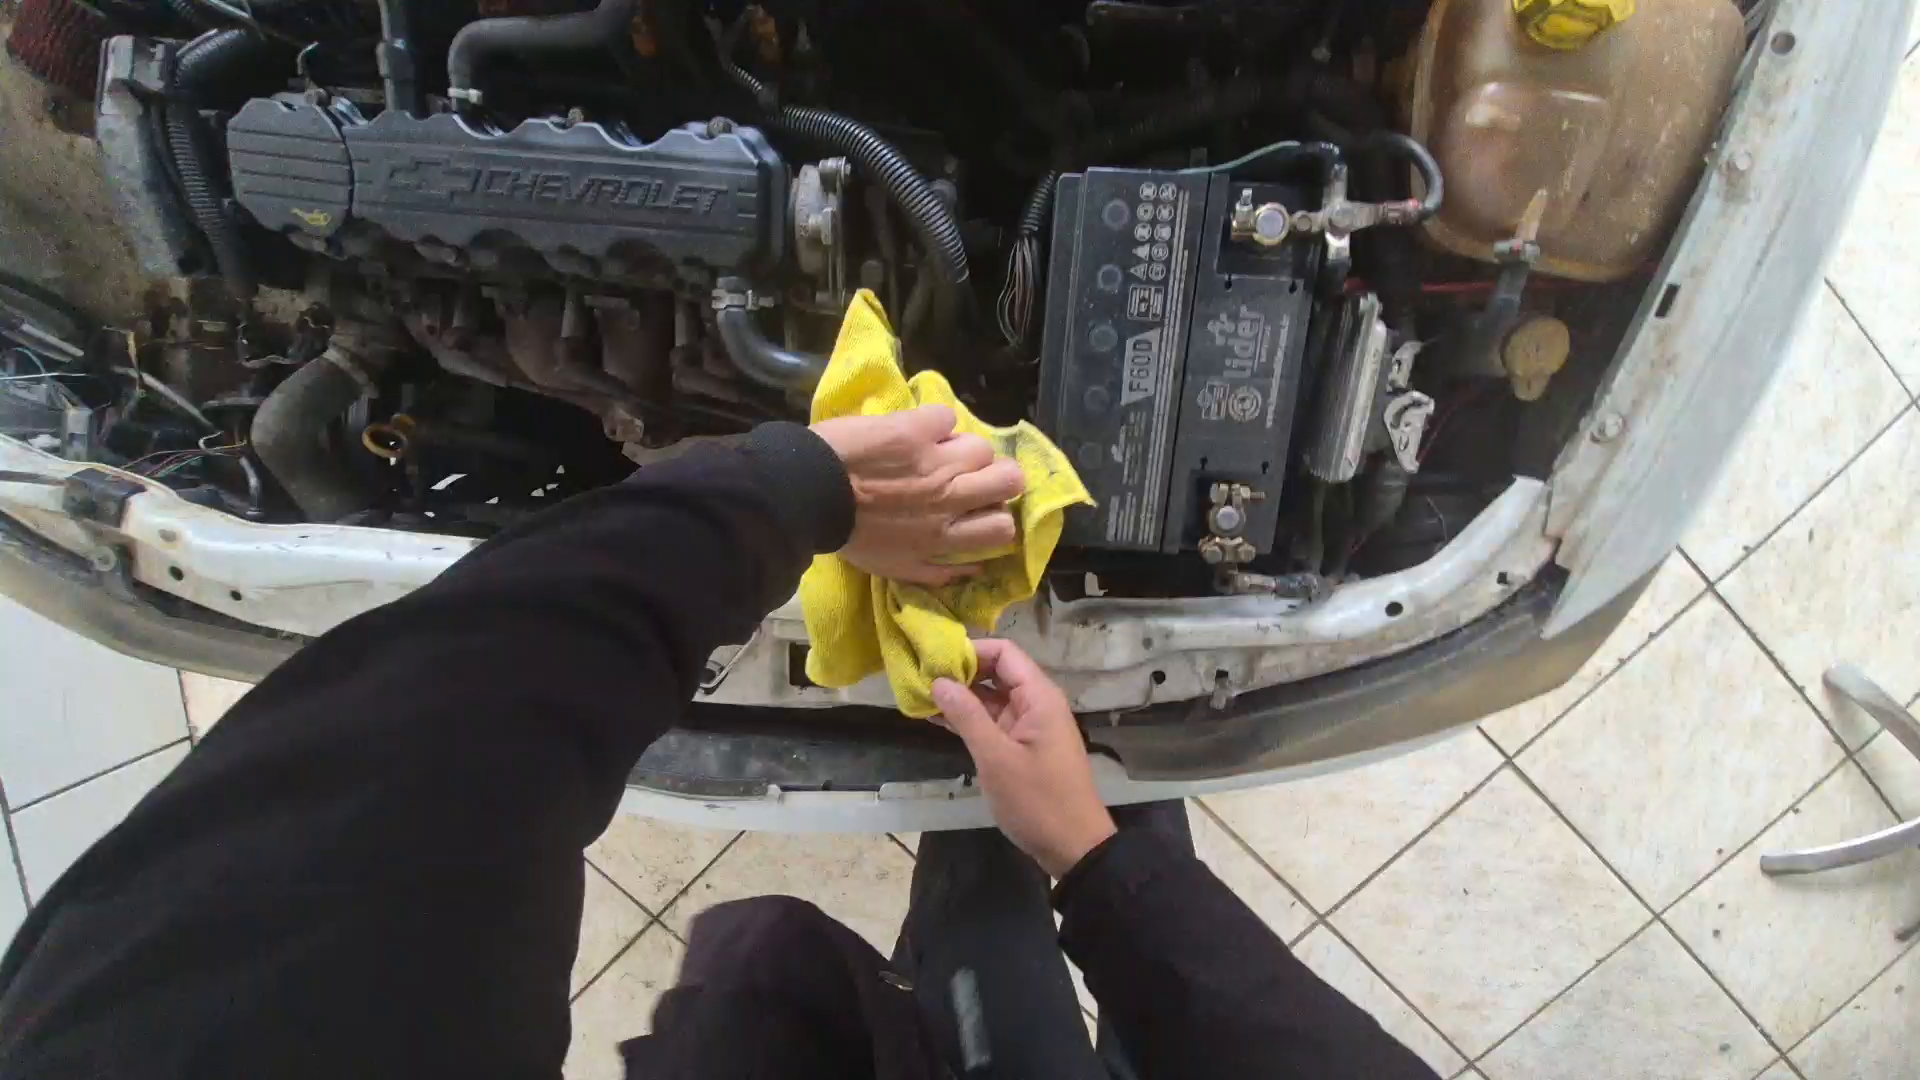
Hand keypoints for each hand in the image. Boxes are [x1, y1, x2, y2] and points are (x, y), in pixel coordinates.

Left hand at [811, 405, 1025, 584]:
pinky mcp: (917, 429)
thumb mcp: (893, 568)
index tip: (981, 509)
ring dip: (961, 448)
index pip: (1002, 528)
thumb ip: (935, 571)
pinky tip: (915, 429)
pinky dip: (933, 422)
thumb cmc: (848, 534)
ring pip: (982, 447)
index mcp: (943, 536)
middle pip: (1010, 480)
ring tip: (938, 449)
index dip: (997, 515)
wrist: (807, 493)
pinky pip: (946, 417)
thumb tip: (973, 570)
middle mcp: (949, 499)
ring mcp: (936, 461)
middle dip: (999, 476)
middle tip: (975, 474)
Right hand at [930, 639, 1115, 877]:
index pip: (1004, 652)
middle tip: (922, 676)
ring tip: (922, 695)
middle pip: (998, 671)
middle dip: (962, 671)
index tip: (935, 658)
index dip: (971, 650)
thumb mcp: (996, 758)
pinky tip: (937, 718)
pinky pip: (994, 720)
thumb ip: (967, 716)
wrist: (1074, 848)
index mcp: (1039, 696)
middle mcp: (1037, 702)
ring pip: (993, 696)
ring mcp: (1030, 724)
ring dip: (962, 696)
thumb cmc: (1038, 801)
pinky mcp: (1023, 745)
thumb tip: (939, 681)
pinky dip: (970, 717)